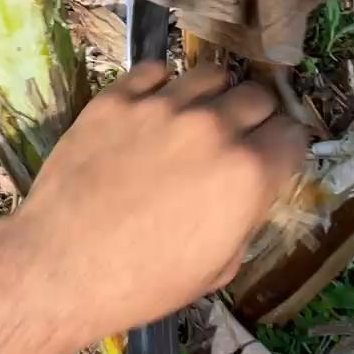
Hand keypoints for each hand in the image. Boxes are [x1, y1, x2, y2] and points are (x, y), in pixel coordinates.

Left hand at [6, 62, 308, 342]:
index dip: (285, 148)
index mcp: (246, 173)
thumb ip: (246, 216)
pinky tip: (153, 109)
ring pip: (210, 74)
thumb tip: (249, 189)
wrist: (61, 267)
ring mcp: (161, 107)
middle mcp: (212, 128)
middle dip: (255, 117)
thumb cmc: (144, 282)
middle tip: (236, 137)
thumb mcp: (218, 267)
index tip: (272, 156)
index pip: (293, 134)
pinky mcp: (116, 98)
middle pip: (257, 96)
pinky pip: (154, 71)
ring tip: (197, 117)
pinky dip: (162, 86)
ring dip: (213, 95)